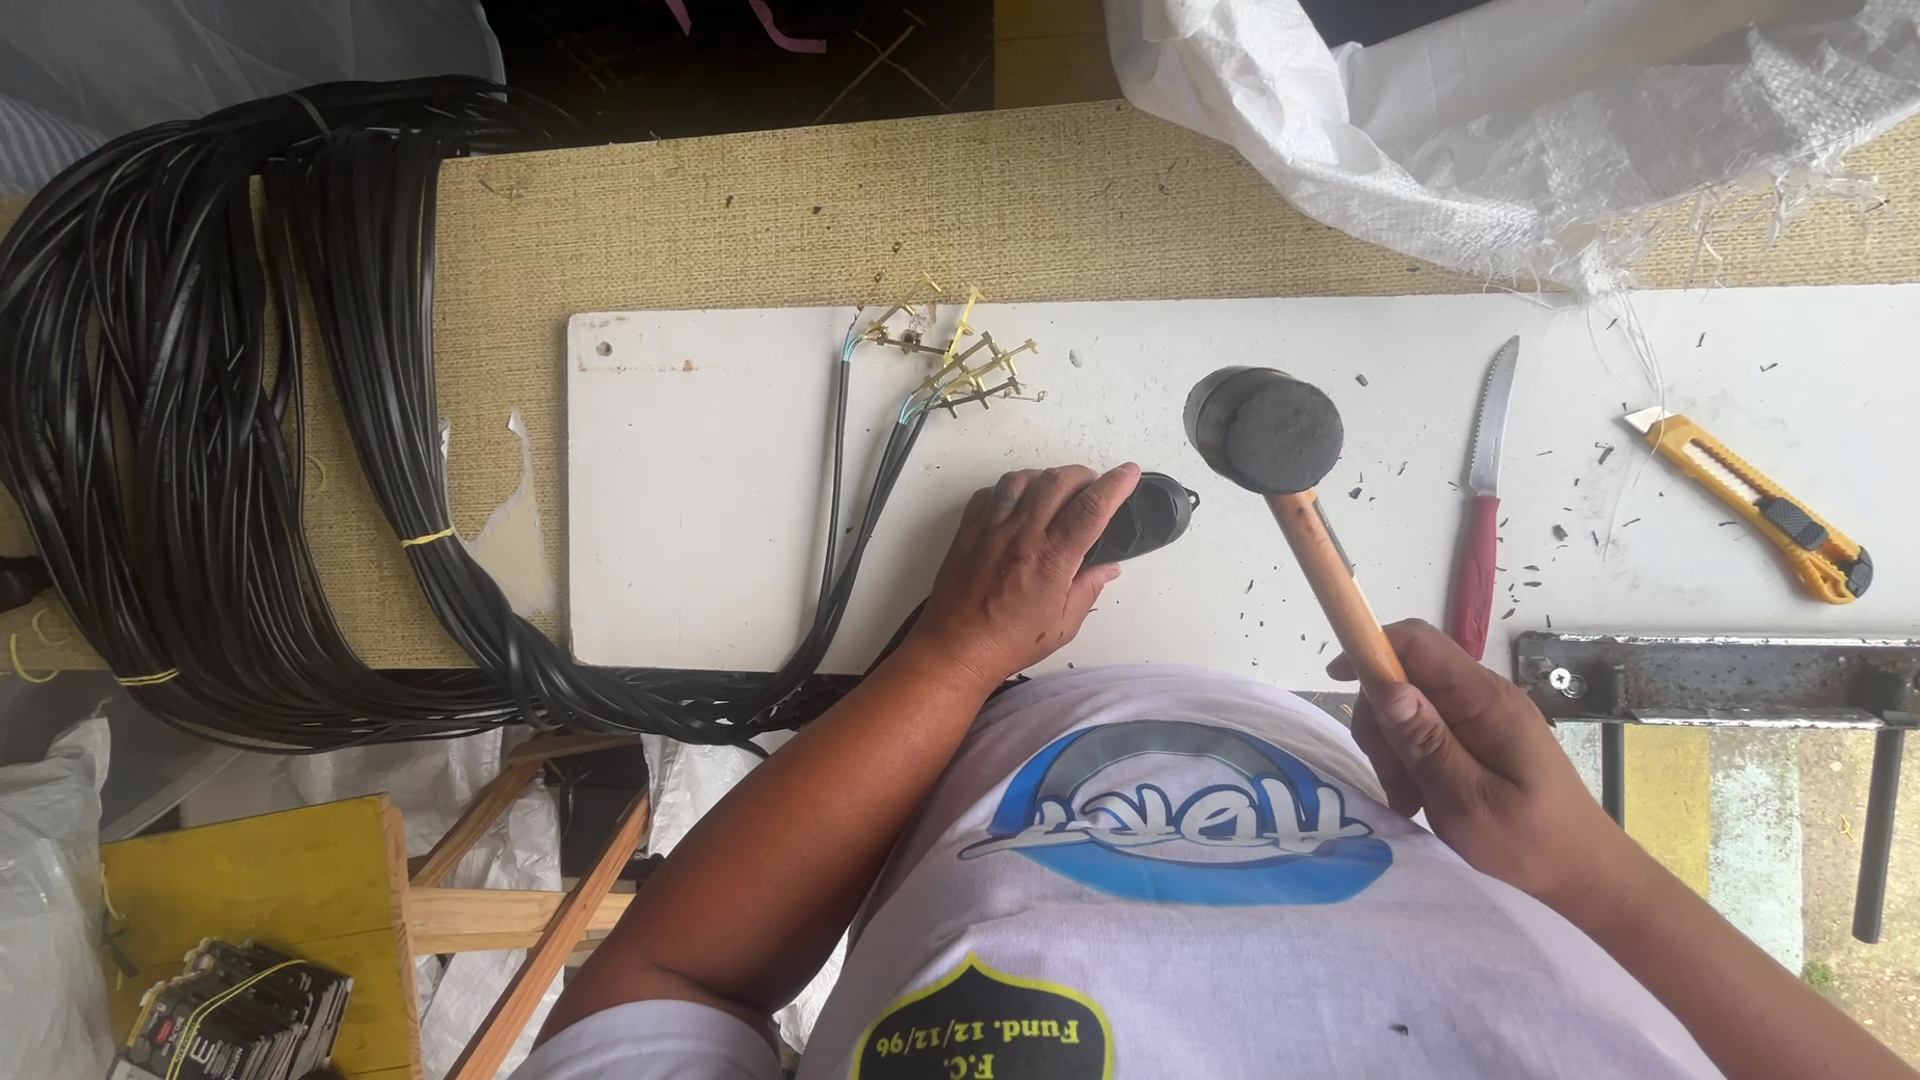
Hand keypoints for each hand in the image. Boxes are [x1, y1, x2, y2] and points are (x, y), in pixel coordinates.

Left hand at [903, 464, 1140, 689]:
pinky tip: (1018, 502)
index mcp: (1050, 561)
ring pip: (1020, 479)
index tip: (1129, 473)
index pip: (1090, 509)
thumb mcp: (1063, 625)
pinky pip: (989, 493)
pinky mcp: (966, 531)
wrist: (955, 649)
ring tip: (1056, 490)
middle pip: (1057, 482)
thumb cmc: (1009, 642)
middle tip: (1092, 486)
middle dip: (1083, 475)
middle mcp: (1020, 536)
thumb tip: (1109, 567)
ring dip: (1045, 476)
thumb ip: (1088, 589)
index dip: (1115, 485)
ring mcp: (989, 530)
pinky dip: (1009, 489)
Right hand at [1327, 619, 1638, 909]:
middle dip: (1378, 719)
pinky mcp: (1476, 733)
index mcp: (1484, 701)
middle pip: (1402, 675)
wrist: (1587, 878)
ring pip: (1405, 704)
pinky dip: (1406, 756)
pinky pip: (1422, 726)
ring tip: (1405, 795)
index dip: (1370, 647)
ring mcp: (1479, 714)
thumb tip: (1387, 687)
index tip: (1337, 680)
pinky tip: (1415, 793)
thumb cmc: (1531, 843)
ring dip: (1390, 745)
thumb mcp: (1467, 800)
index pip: (1417, 641)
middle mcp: (1481, 695)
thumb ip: (1426, 742)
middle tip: (1387, 773)